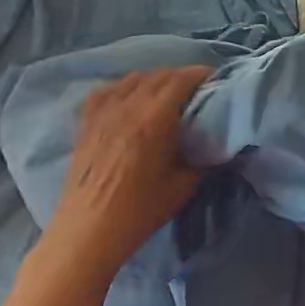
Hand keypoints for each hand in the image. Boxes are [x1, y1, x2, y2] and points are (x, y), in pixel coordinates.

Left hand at [45, 66, 210, 272]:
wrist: (88, 232)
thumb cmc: (139, 211)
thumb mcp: (183, 186)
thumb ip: (203, 160)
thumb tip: (217, 145)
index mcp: (155, 119)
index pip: (181, 80)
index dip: (200, 74)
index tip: (214, 78)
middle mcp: (128, 107)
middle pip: (158, 75)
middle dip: (181, 76)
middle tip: (196, 87)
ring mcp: (104, 112)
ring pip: (132, 79)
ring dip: (154, 79)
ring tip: (165, 91)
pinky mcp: (86, 123)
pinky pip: (106, 91)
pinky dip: (122, 88)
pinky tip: (129, 97)